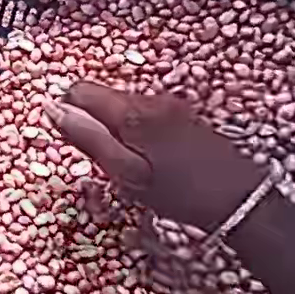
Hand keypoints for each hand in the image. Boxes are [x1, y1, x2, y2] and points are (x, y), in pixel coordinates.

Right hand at [41, 81, 267, 231]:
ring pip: (119, 105)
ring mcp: (168, 104)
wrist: (242, 203)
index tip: (76, 141)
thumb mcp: (124, 172)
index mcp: (131, 112)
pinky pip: (141, 112)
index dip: (68, 112)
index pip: (79, 90)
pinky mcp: (181, 113)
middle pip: (100, 96)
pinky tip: (149, 156)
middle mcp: (149, 99)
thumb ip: (86, 137)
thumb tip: (52, 108)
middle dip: (91, 121)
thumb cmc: (177, 193)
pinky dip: (133, 130)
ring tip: (129, 161)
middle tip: (106, 159)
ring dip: (113, 127)